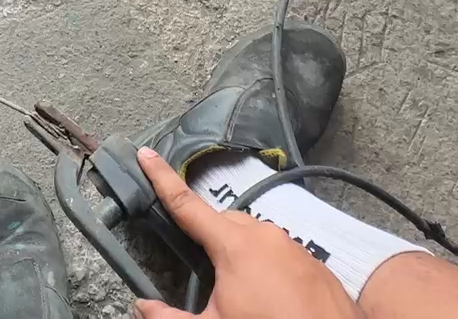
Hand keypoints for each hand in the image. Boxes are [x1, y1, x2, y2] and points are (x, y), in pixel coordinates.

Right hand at [133, 148, 362, 318]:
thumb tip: (142, 307)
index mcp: (233, 244)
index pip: (185, 203)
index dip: (161, 177)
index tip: (145, 153)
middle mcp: (263, 234)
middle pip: (222, 223)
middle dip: (208, 238)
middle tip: (206, 273)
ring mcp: (293, 246)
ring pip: (253, 238)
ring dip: (240, 255)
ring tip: (245, 296)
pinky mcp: (316, 264)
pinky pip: (281, 254)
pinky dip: (269, 268)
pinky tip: (273, 302)